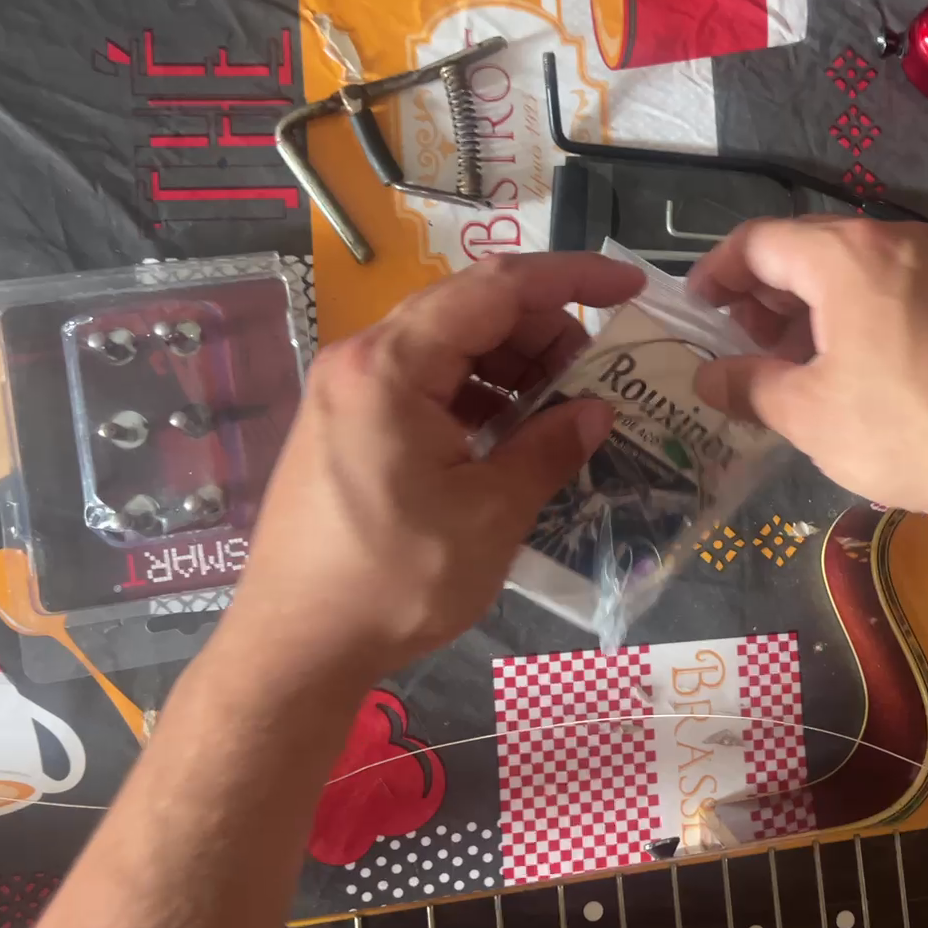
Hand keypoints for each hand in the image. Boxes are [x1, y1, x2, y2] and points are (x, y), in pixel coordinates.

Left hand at [227, 254, 644, 679]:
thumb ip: (550, 448)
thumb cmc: (395, 580)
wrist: (296, 649)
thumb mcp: (492, 514)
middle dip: (548, 330)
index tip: (631, 286)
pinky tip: (514, 432)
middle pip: (474, 309)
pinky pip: (432, 383)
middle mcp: (365, 361)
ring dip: (518, 364)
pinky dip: (484, 393)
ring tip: (563, 409)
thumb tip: (598, 411)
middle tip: (598, 376)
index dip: (573, 278)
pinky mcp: (354, 425)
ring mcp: (354, 392)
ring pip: (454, 345)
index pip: (497, 288)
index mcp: (393, 367)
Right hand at [690, 217, 927, 519]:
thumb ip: (749, 387)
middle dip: (764, 298)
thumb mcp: (811, 415)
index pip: (759, 242)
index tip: (696, 311)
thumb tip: (707, 378)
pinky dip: (857, 321)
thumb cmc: (908, 429)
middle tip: (745, 350)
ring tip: (796, 370)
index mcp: (847, 255)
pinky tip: (855, 373)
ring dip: (811, 313)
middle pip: (808, 252)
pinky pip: (895, 293)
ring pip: (854, 274)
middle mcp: (896, 241)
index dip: (717, 274)